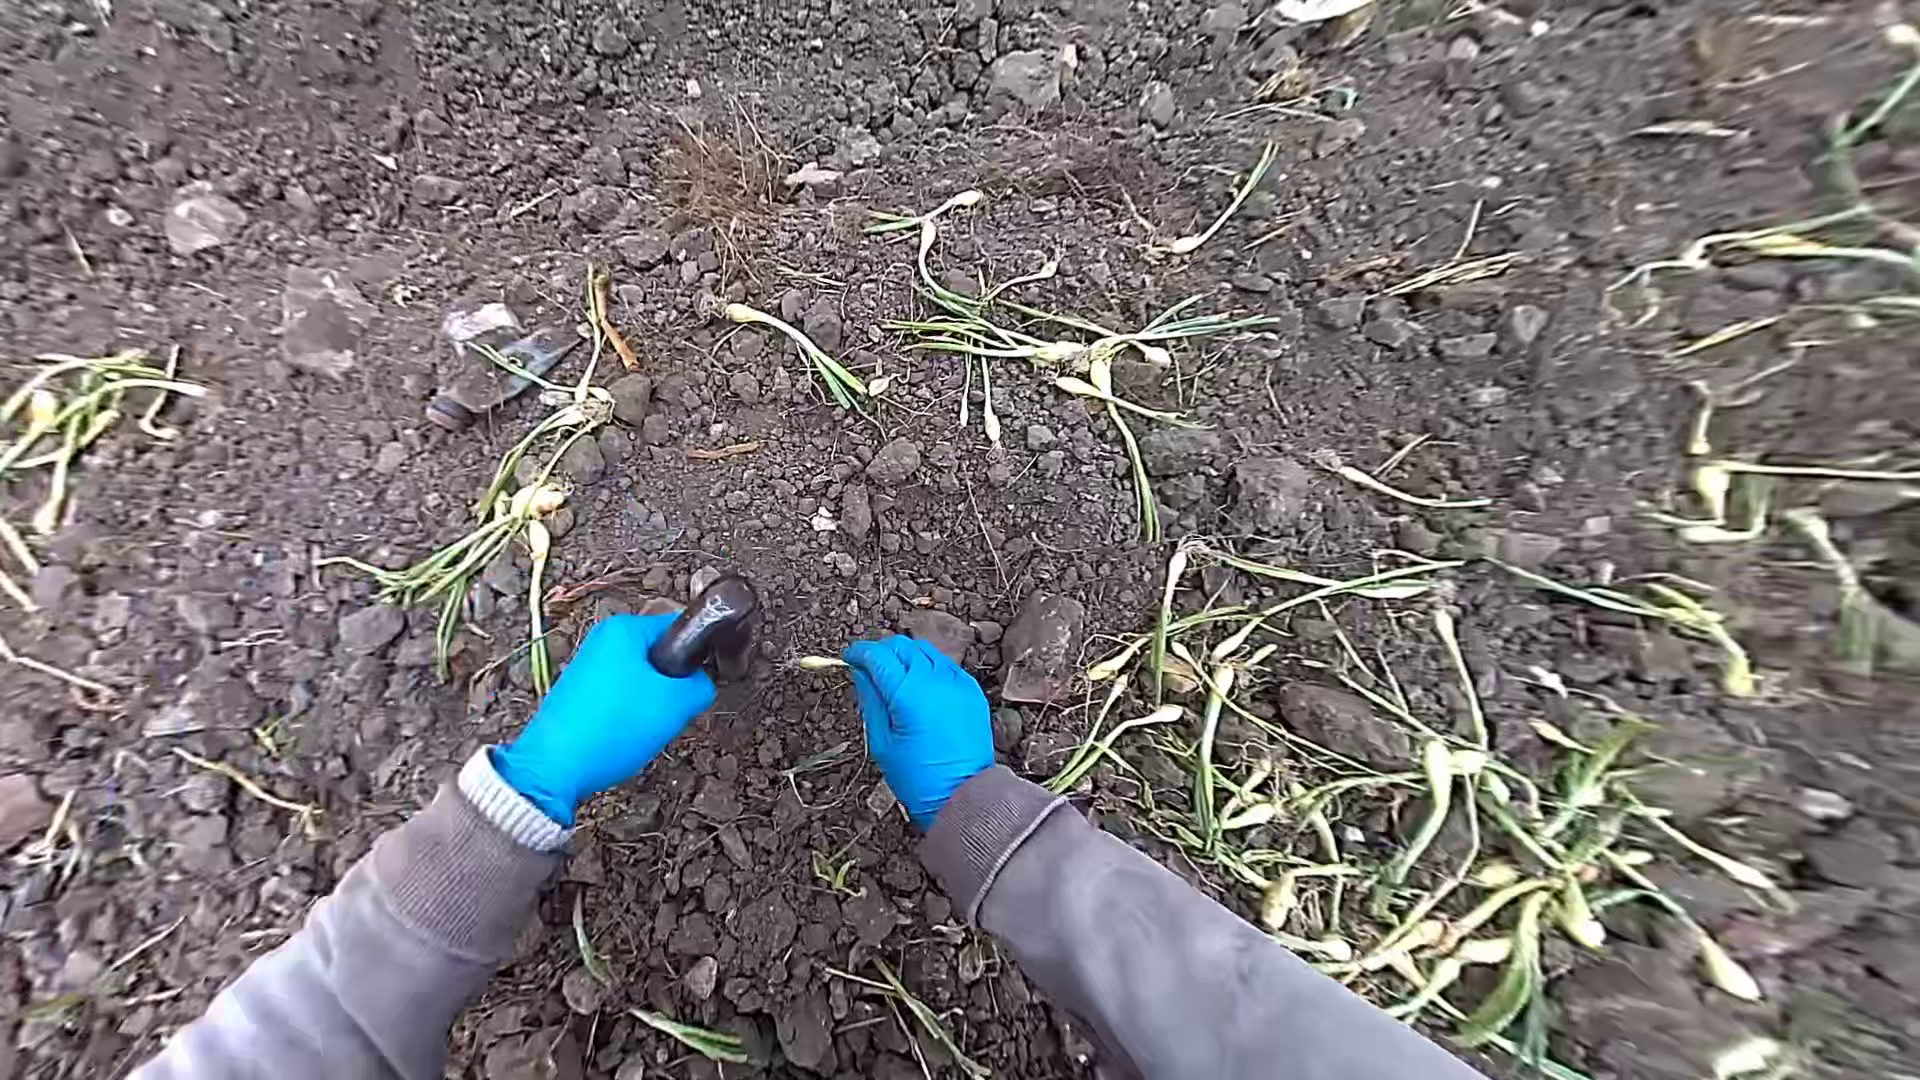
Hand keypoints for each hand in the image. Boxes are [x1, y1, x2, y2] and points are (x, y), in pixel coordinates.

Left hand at [493, 614, 715, 824]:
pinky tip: (629, 730)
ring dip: (654, 700)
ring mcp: (590, 666)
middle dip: (673, 683)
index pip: (681, 629)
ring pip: (646, 677)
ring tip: (648, 721)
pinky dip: (633, 712)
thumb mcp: (678, 703)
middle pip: (663, 655)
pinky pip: (625, 695)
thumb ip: (703, 684)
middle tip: (672, 705)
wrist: (554, 772)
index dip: (696, 657)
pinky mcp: (582, 692)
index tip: (695, 680)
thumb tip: (701, 684)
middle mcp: (603, 640)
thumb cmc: (609, 728)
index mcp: (624, 629)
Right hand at [843, 635, 992, 829]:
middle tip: (869, 666)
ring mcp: (957, 682)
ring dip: (906, 656)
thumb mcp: (882, 742)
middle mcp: (936, 680)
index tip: (849, 656)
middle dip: (882, 651)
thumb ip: (870, 700)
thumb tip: (860, 672)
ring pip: (925, 651)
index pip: (879, 656)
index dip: (860, 653)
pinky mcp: (971, 690)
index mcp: (909, 693)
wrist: (963, 796)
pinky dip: (929, 667)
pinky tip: (920, 686)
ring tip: (894, 676)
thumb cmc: (918, 777)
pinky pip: (945, 666)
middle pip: (903, 646)